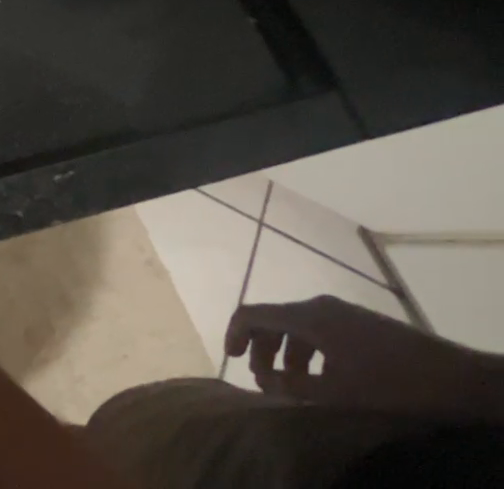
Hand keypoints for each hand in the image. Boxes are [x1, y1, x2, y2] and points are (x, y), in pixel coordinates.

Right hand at [226, 296, 503, 416]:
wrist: (466, 379)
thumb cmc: (395, 383)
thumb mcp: (340, 392)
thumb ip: (294, 386)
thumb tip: (264, 381)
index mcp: (307, 316)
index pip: (251, 314)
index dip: (234, 334)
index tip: (233, 359)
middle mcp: (319, 306)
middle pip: (273, 321)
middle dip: (263, 350)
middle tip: (267, 381)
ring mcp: (343, 313)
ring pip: (298, 328)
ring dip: (288, 354)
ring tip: (296, 385)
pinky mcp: (362, 324)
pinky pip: (320, 331)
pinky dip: (311, 352)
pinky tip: (326, 378)